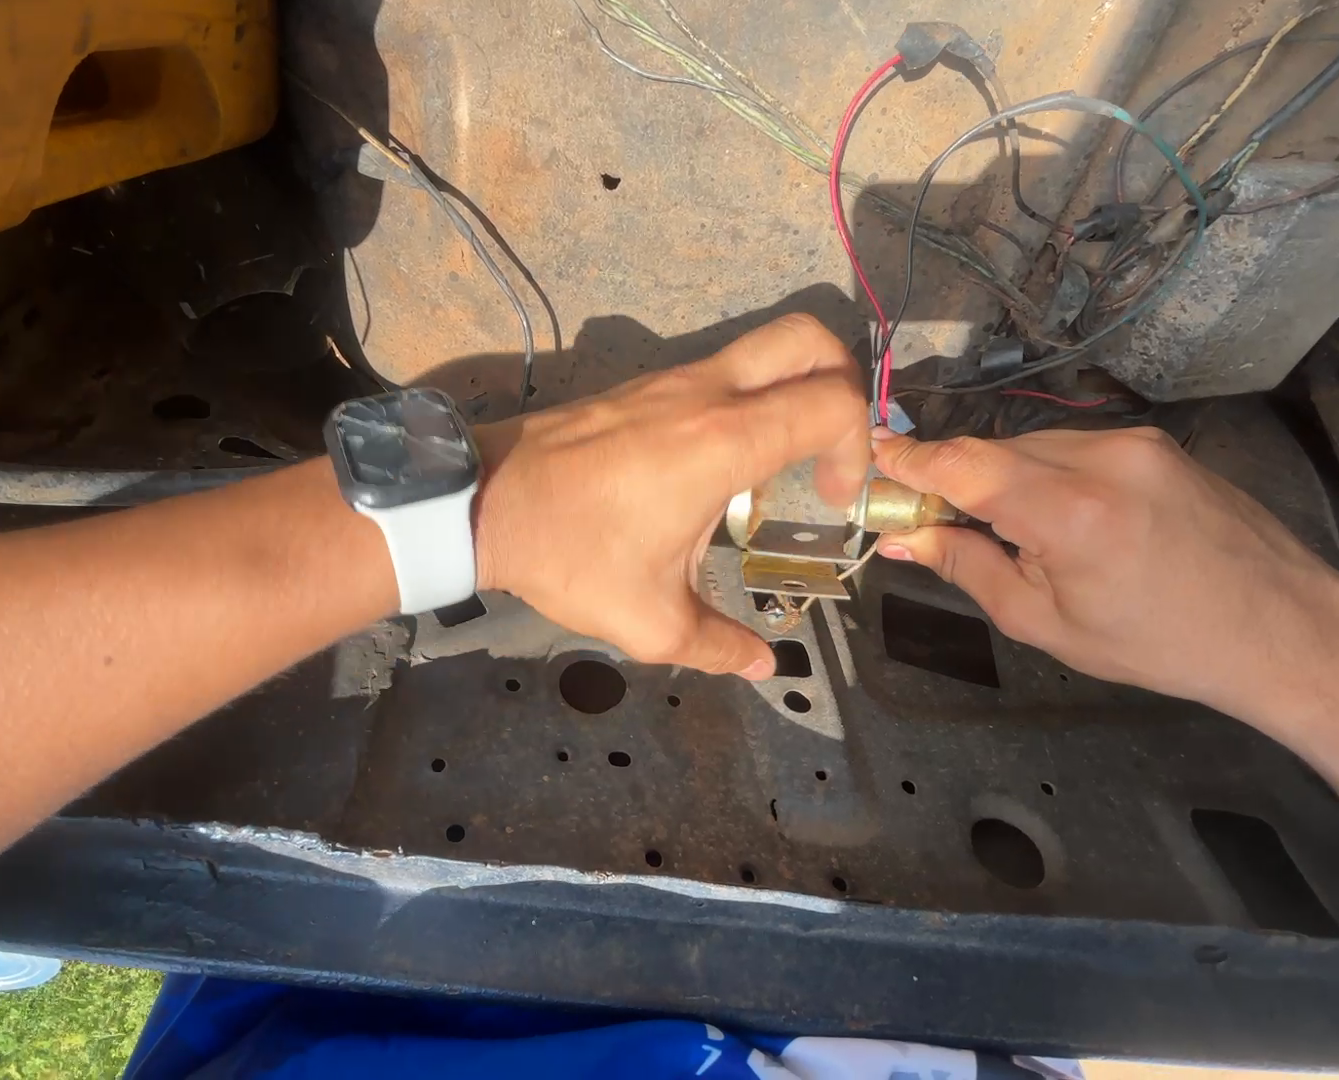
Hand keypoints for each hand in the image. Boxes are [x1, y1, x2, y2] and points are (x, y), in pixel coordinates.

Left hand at [473, 315, 867, 678]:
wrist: (482, 501)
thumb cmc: (570, 555)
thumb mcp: (649, 621)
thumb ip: (719, 646)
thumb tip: (764, 667)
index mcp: (722, 442)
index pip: (831, 404)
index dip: (856, 447)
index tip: (830, 498)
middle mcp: (705, 393)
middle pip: (806, 340)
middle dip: (842, 383)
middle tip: (829, 449)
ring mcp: (669, 379)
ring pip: (760, 349)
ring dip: (789, 393)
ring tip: (770, 470)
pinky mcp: (640, 384)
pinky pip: (717, 372)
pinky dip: (744, 401)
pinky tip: (715, 468)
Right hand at [869, 426, 1338, 721]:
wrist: (1287, 629)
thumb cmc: (1154, 643)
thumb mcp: (1042, 621)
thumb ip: (964, 567)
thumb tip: (903, 537)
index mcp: (1068, 511)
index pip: (962, 464)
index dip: (909, 457)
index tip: (868, 453)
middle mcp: (1100, 457)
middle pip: (990, 451)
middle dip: (948, 475)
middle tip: (921, 511)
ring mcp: (1132, 442)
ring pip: (1027, 447)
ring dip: (995, 476)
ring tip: (995, 524)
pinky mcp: (1153, 442)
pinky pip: (1066, 447)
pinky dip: (1036, 472)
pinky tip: (1047, 513)